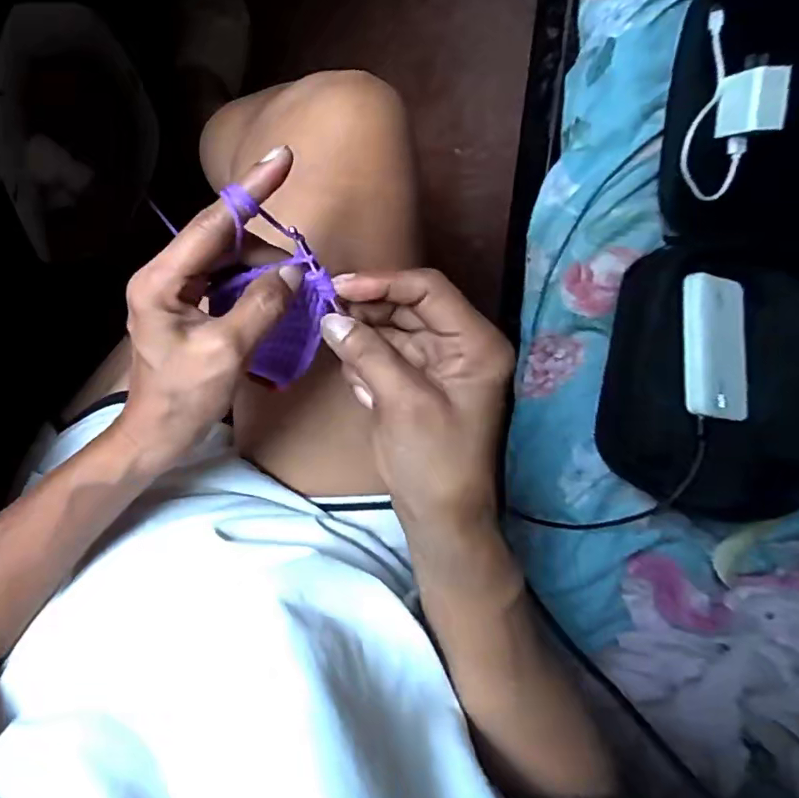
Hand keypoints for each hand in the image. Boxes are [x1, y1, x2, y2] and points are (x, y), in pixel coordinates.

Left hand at [110, 147, 303, 472]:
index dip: (250, 191)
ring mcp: (170, 290)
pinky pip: (221, 280)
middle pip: (219, 240)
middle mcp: (160, 277)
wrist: (154, 434)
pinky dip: (248, 283)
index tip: (281, 157)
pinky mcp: (182, 305)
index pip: (210, 225)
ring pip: (223, 260)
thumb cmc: (182, 398)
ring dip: (259, 267)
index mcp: (159, 281)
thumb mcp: (226, 352)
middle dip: (262, 246)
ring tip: (290, 284)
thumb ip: (261, 306)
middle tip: (300, 265)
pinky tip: (271, 293)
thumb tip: (292, 272)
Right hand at [319, 269, 513, 538]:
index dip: (382, 283)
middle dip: (366, 307)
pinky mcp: (415, 380)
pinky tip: (357, 381)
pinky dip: (363, 357)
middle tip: (324, 310)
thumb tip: (330, 318)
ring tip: (336, 344)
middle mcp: (459, 345)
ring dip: (362, 333)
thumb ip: (367, 353)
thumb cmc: (434, 460)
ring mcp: (437, 363)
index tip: (337, 288)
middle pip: (408, 305)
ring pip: (392, 327)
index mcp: (474, 344)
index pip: (427, 290)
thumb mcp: (400, 401)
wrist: (440, 514)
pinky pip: (384, 352)